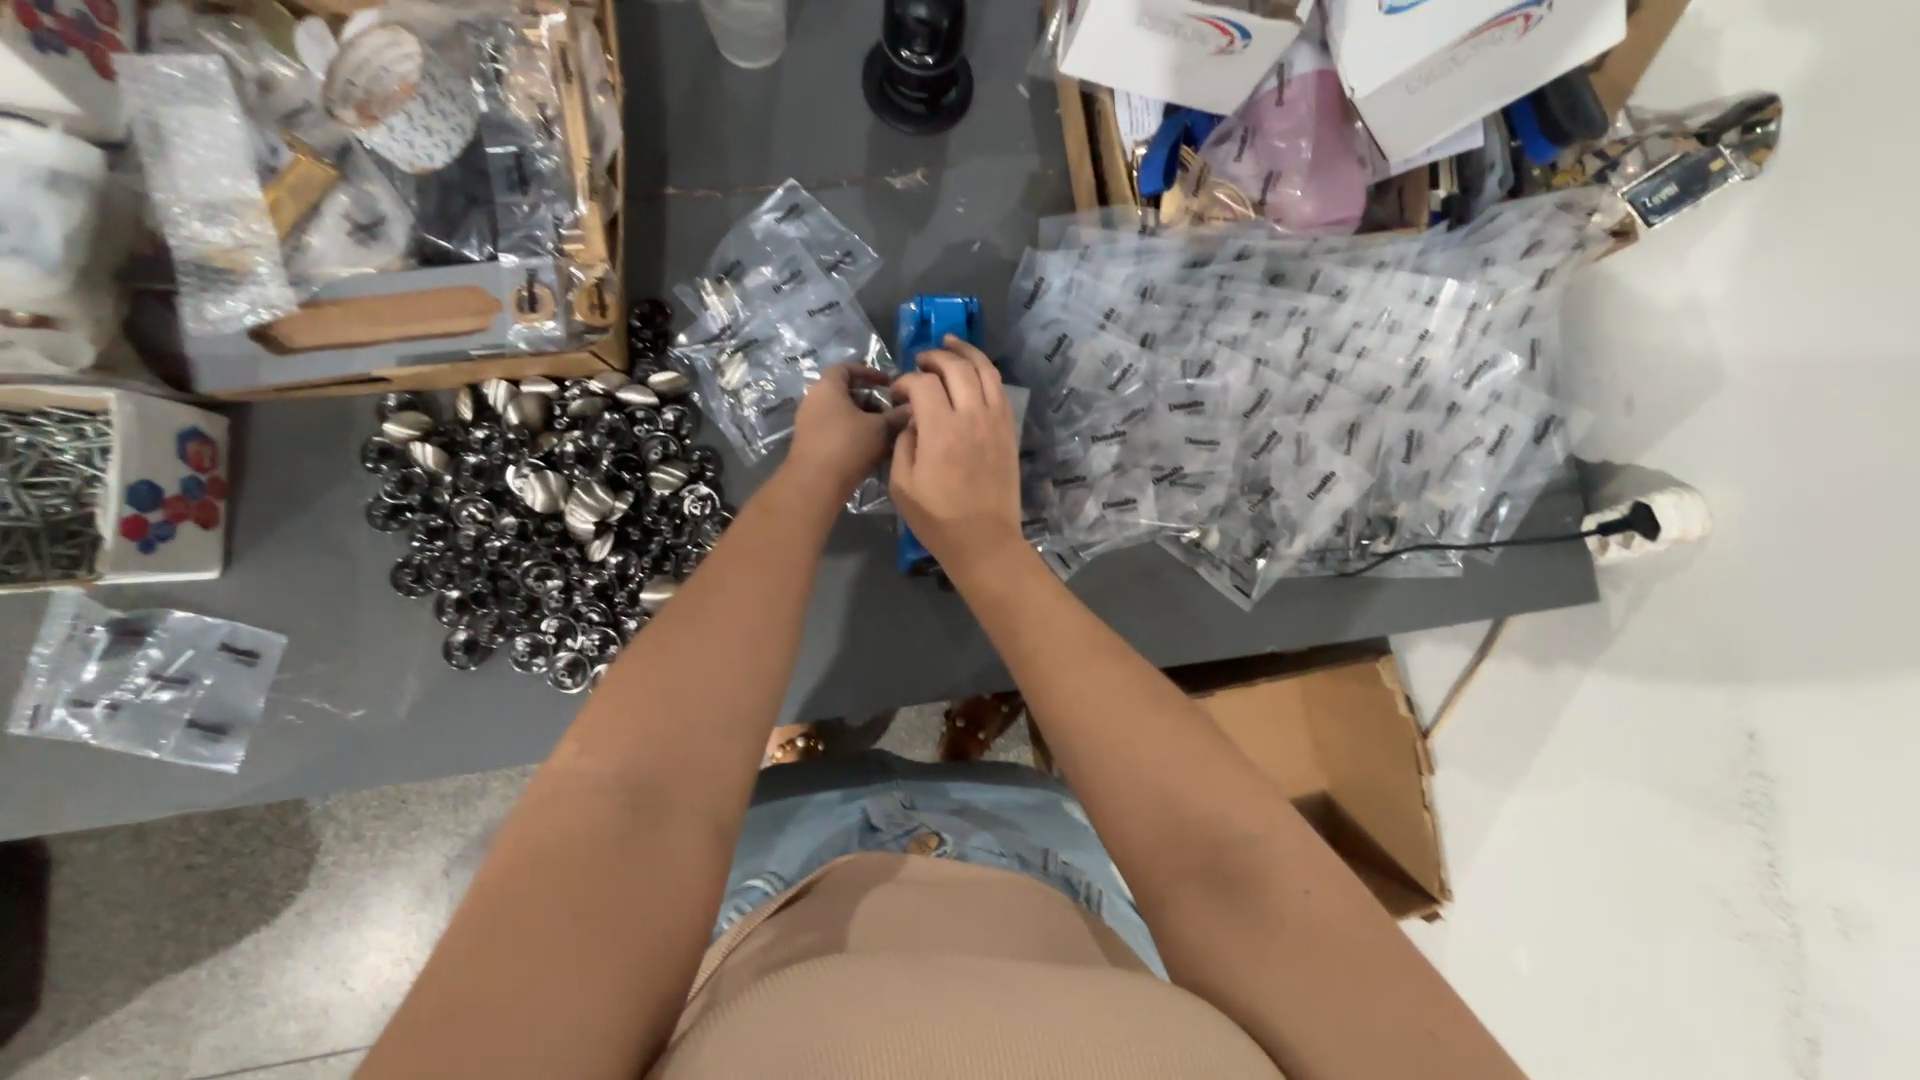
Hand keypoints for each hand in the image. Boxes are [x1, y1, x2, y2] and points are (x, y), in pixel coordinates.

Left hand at [783, 364, 901, 503]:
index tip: (888, 383)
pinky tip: (873, 450)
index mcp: (827, 387)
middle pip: (845, 393)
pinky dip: (854, 435)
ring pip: (842, 415)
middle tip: (891, 412)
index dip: (869, 372)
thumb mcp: (880, 428)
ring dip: (864, 421)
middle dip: (871, 401)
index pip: (846, 368)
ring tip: (886, 433)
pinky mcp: (811, 445)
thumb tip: (912, 408)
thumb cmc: (848, 445)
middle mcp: (813, 401)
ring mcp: (809, 424)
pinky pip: (836, 432)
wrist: (815, 484)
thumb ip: (897, 416)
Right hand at [889, 336, 1025, 576]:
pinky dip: (985, 373)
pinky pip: (1000, 390)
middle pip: (956, 367)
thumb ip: (903, 444)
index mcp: (941, 430)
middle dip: (935, 357)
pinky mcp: (1008, 431)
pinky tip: (973, 372)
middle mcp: (972, 417)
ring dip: (967, 352)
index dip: (905, 381)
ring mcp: (995, 422)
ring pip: (986, 371)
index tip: (897, 393)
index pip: (922, 384)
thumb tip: (913, 421)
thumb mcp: (902, 485)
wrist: (984, 540)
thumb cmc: (938, 519)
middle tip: (920, 360)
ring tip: (951, 344)